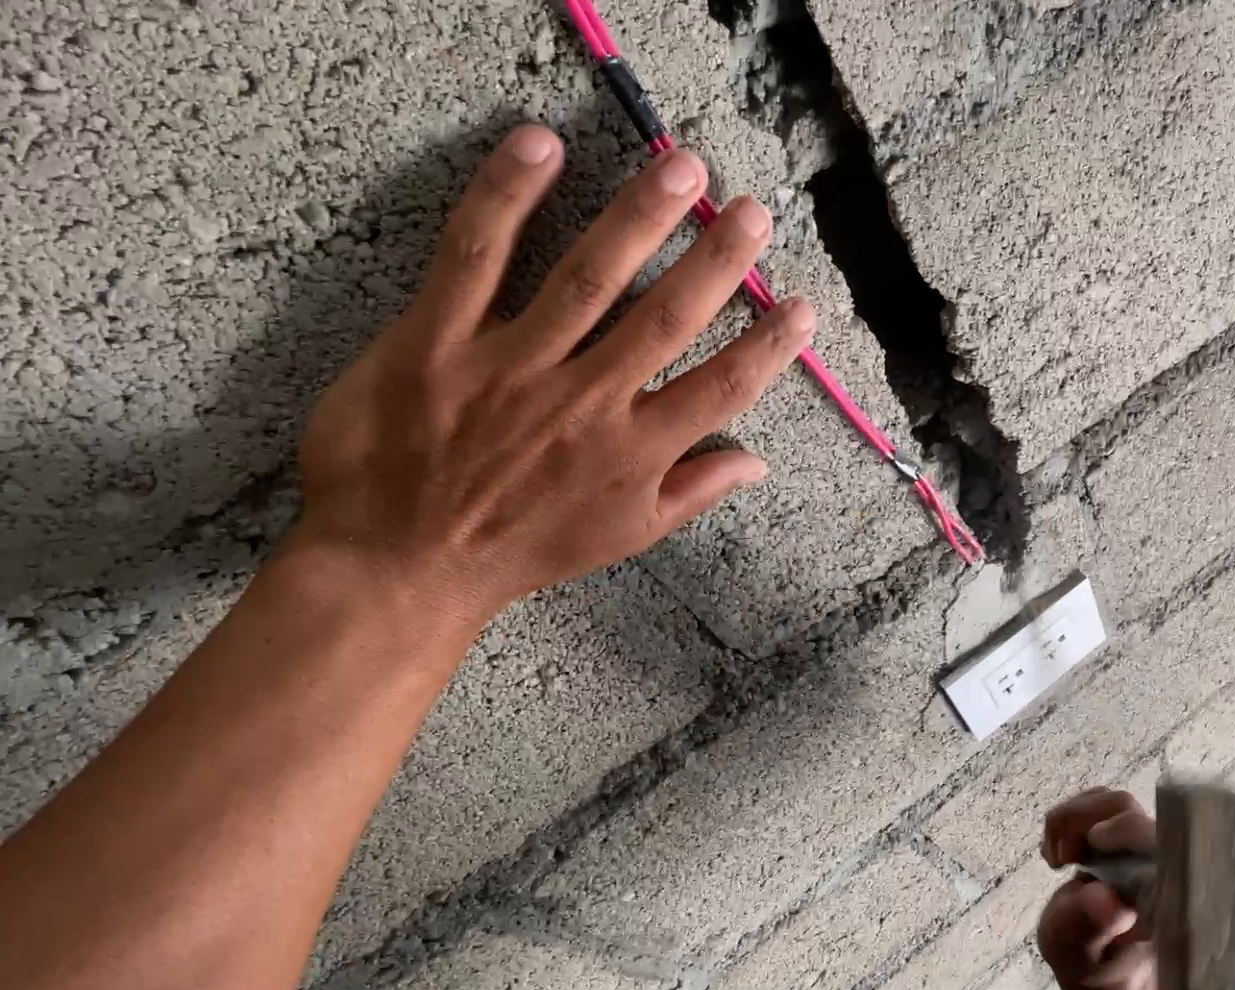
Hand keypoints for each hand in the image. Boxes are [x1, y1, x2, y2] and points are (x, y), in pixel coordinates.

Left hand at [291, 124, 813, 630]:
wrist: (401, 565)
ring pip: (588, 278)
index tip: (801, 306)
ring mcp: (510, 367)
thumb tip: (758, 463)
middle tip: (751, 211)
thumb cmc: (523, 551)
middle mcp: (586, 403)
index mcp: (635, 452)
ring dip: (641, 218)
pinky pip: (473, 257)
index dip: (769, 347)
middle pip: (666, 319)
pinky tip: (542, 147)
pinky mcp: (434, 341)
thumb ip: (693, 492)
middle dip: (717, 260)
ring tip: (684, 167)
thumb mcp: (623, 536)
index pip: (722, 389)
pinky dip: (505, 197)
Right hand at [1038, 788, 1157, 989]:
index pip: (1157, 839)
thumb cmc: (1094, 966)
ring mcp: (1145, 844)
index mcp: (1163, 892)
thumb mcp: (1075, 953)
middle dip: (1080, 823)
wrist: (1105, 968)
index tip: (1083, 850)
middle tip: (1058, 860)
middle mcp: (1160, 860)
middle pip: (1126, 809)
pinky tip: (1061, 852)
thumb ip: (1088, 927)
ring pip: (1110, 802)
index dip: (1125, 830)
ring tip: (1056, 859)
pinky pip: (1100, 806)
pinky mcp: (1128, 835)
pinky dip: (1071, 819)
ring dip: (1072, 820)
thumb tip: (1105, 897)